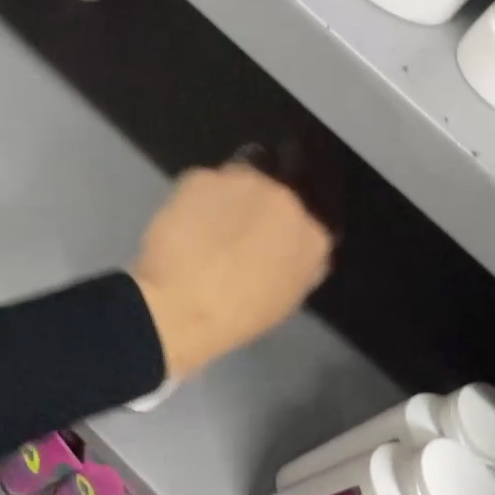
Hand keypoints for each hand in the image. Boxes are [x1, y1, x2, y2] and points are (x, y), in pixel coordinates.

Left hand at [130, 162, 332, 379]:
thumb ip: (298, 266)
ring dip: (227, 199)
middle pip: (274, 193)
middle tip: (231, 235)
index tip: (262, 245)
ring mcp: (244, 182)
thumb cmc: (235, 317)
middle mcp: (286, 199)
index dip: (280, 232)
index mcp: (312, 237)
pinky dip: (194, 200)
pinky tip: (183, 226)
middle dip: (255, 209)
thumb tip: (290, 250)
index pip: (304, 223)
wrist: (182, 306)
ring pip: (238, 181)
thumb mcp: (285, 300)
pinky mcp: (203, 177)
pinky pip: (202, 184)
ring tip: (205, 229)